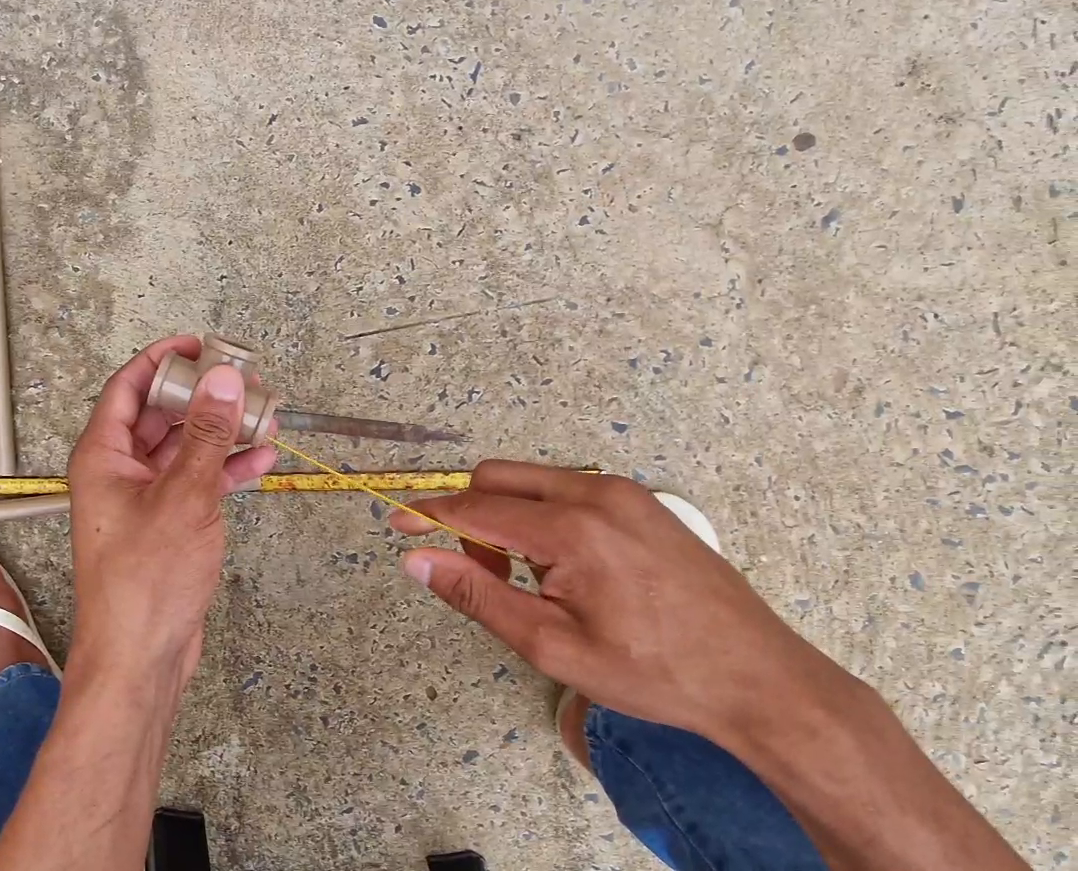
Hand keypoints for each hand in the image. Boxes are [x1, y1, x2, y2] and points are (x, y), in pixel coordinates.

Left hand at [65, 336, 276, 686]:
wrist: (140, 656)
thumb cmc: (145, 579)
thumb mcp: (182, 496)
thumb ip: (205, 435)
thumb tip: (223, 378)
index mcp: (102, 454)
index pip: (128, 386)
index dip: (161, 359)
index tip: (199, 344)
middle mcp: (118, 471)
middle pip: (160, 415)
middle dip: (202, 396)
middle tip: (244, 380)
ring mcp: (143, 498)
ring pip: (183, 449)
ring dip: (220, 432)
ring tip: (265, 415)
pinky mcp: (166, 524)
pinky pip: (195, 482)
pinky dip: (224, 470)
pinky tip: (260, 459)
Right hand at [392, 461, 850, 743]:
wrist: (764, 682)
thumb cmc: (657, 673)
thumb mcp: (553, 646)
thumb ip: (476, 596)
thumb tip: (417, 562)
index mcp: (571, 529)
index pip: (472, 507)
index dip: (426, 515)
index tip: (395, 525)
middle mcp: (595, 493)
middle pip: (495, 478)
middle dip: (467, 515)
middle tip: (477, 571)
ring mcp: (623, 492)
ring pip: (528, 480)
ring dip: (504, 516)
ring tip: (524, 577)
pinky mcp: (641, 500)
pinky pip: (564, 488)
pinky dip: (540, 515)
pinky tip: (561, 566)